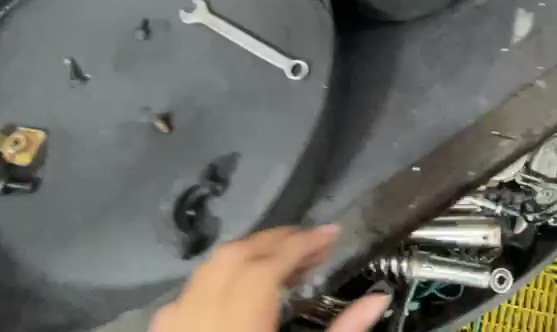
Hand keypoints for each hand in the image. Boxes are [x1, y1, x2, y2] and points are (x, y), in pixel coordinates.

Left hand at [150, 226, 389, 331]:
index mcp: (238, 329)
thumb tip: (376, 300)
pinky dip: (210, 288)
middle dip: (272, 242)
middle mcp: (200, 325)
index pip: (268, 267)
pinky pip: (180, 306)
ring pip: (202, 276)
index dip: (301, 243)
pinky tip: (231, 303)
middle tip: (310, 242)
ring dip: (242, 260)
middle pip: (232, 260)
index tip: (332, 235)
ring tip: (277, 264)